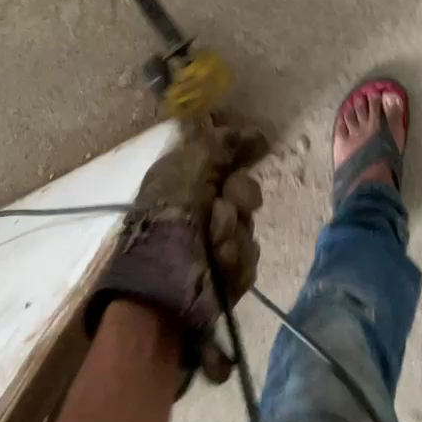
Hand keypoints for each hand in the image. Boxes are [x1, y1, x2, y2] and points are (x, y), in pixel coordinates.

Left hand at [85, 120, 269, 387]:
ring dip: (232, 235)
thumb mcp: (188, 167)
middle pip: (245, 190)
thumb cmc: (169, 219)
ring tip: (212, 246)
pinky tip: (219, 267)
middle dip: (239, 197)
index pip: (226, 157)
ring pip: (249, 226)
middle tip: (221, 207)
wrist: (162, 288)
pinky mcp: (226, 274)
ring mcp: (214, 241)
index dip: (240, 155)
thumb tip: (259, 134)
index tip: (255, 149)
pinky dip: (234, 262)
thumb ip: (222, 144)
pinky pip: (248, 258)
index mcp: (184, 179)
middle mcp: (201, 207)